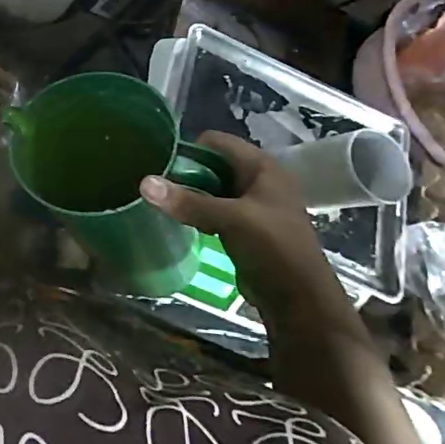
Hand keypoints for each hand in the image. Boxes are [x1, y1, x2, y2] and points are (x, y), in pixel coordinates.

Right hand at [139, 132, 357, 331]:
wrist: (300, 302)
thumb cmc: (274, 249)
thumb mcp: (231, 220)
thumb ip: (188, 202)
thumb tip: (144, 183)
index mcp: (262, 167)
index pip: (216, 141)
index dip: (189, 150)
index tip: (161, 166)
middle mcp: (258, 179)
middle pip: (211, 164)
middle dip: (185, 173)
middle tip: (157, 187)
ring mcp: (252, 204)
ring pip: (211, 188)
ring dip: (190, 195)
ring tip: (164, 203)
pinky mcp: (245, 226)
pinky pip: (214, 209)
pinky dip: (198, 212)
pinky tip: (182, 221)